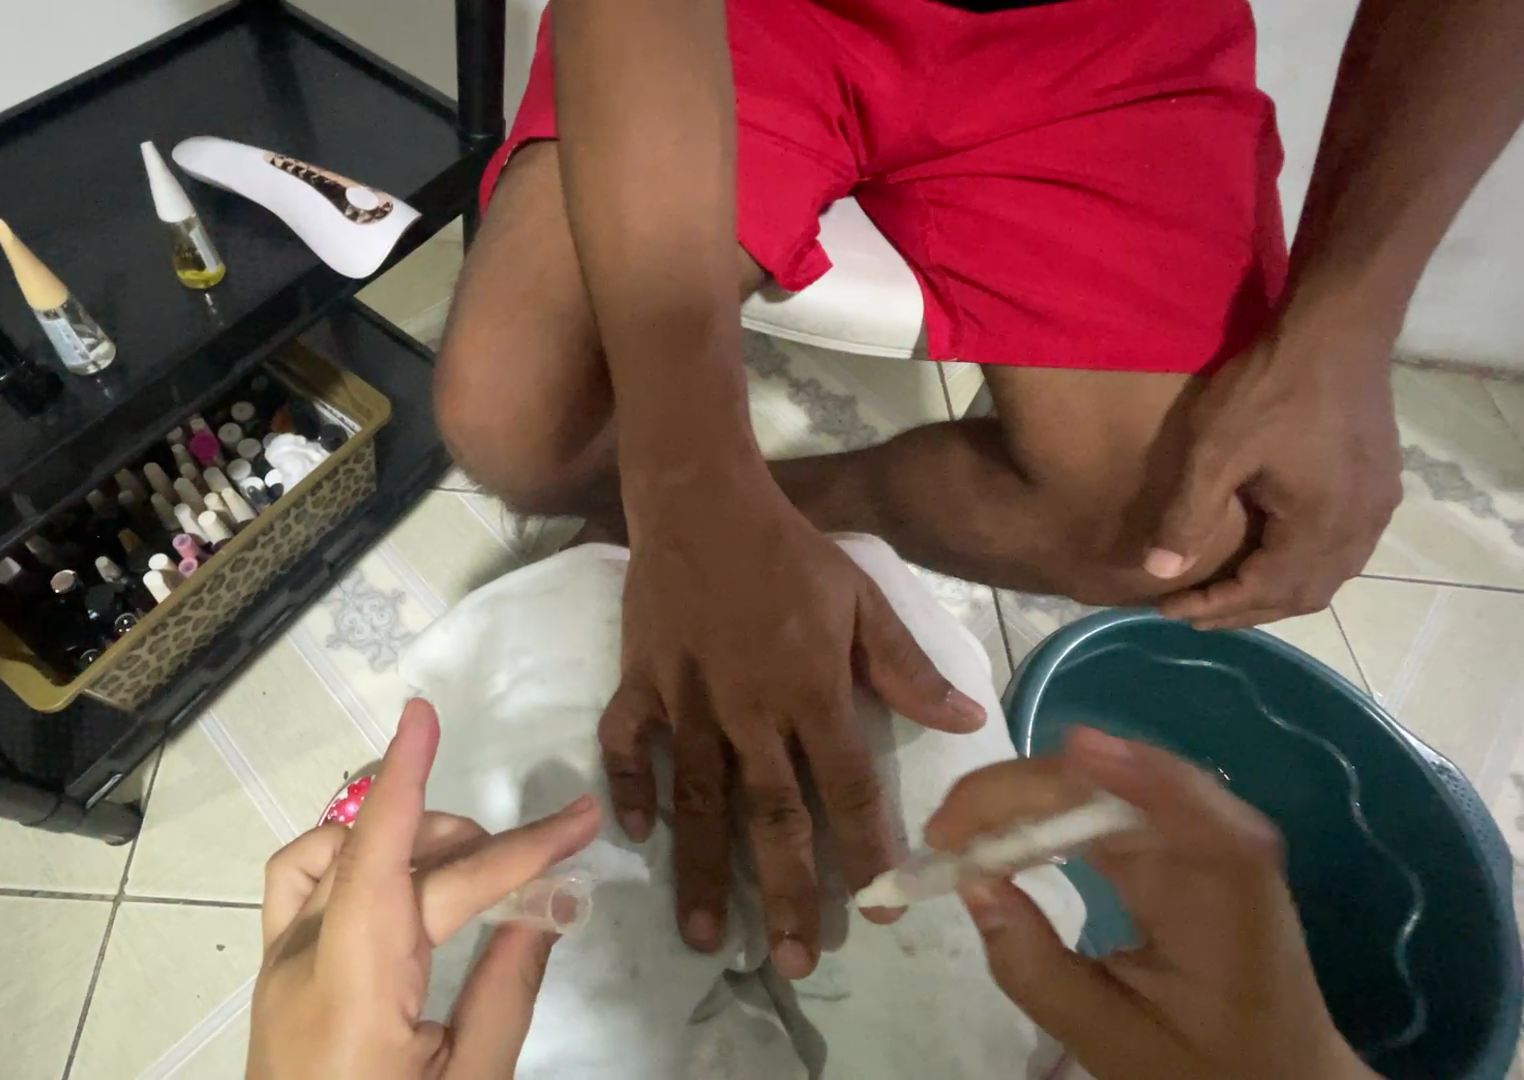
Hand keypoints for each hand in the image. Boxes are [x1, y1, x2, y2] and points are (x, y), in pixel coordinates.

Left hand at [248, 700, 600, 1079]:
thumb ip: (507, 990)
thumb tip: (548, 908)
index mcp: (352, 995)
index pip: (397, 866)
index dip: (411, 780)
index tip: (429, 712)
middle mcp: (301, 961)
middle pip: (391, 860)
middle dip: (484, 845)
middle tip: (556, 854)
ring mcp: (279, 962)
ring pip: (332, 851)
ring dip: (409, 837)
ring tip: (473, 865)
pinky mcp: (277, 969)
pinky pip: (304, 877)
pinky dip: (356, 852)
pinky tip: (400, 876)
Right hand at [600, 471, 986, 979]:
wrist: (703, 505)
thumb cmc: (787, 551)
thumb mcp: (861, 595)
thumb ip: (905, 664)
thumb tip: (962, 721)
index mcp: (809, 689)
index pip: (845, 788)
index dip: (865, 852)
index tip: (880, 912)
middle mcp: (748, 709)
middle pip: (771, 812)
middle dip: (787, 889)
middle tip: (796, 959)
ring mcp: (686, 697)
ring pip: (696, 796)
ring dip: (702, 867)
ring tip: (706, 934)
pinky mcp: (640, 679)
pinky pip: (627, 741)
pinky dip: (630, 784)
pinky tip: (635, 829)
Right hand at [929, 727, 1376, 1079]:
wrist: (1272, 1075)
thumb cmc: (1202, 1066)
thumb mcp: (1112, 1042)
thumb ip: (1037, 970)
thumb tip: (971, 881)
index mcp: (1230, 912)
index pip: (1205, 824)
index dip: (1147, 772)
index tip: (1073, 748)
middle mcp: (1212, 855)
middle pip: (1116, 787)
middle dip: (1022, 790)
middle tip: (945, 831)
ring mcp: (1181, 835)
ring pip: (1091, 782)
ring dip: (1016, 794)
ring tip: (957, 830)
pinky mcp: (1154, 834)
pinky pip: (1086, 798)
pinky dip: (1031, 805)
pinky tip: (994, 827)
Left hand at [1148, 313, 1401, 629]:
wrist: (1332, 334)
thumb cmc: (1265, 393)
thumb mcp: (1212, 455)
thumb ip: (1188, 516)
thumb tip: (1159, 572)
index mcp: (1323, 522)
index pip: (1267, 590)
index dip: (1216, 607)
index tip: (1167, 612)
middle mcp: (1361, 523)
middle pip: (1302, 593)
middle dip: (1242, 610)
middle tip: (1187, 614)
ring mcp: (1375, 504)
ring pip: (1326, 574)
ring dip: (1270, 593)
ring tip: (1217, 598)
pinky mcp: (1372, 484)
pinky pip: (1337, 549)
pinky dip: (1296, 569)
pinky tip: (1261, 562)